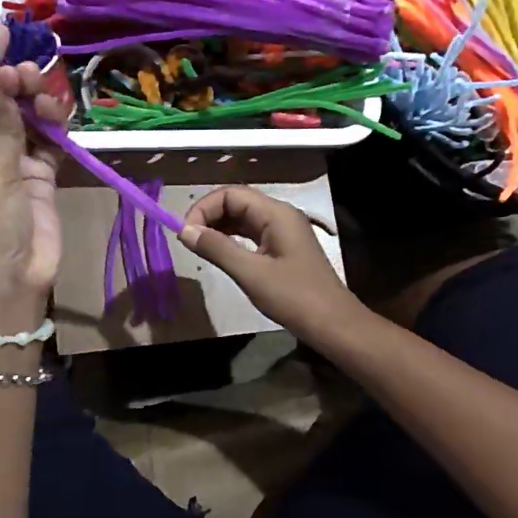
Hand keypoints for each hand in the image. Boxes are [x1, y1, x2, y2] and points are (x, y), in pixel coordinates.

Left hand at [0, 25, 70, 308]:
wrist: (12, 282)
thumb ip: (2, 126)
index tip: (2, 32)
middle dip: (12, 83)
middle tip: (29, 69)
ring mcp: (9, 164)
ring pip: (24, 120)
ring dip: (35, 101)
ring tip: (43, 87)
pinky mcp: (38, 177)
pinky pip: (46, 142)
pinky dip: (53, 126)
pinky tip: (57, 111)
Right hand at [178, 186, 365, 337]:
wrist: (332, 323)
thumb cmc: (294, 297)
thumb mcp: (251, 273)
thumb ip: (217, 248)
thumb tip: (185, 230)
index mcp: (276, 213)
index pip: (231, 194)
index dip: (204, 208)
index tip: (185, 233)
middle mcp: (281, 215)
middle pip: (238, 202)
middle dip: (209, 216)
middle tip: (188, 240)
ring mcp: (284, 231)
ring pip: (244, 218)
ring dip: (219, 227)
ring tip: (199, 247)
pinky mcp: (284, 248)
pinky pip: (253, 233)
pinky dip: (233, 239)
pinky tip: (220, 253)